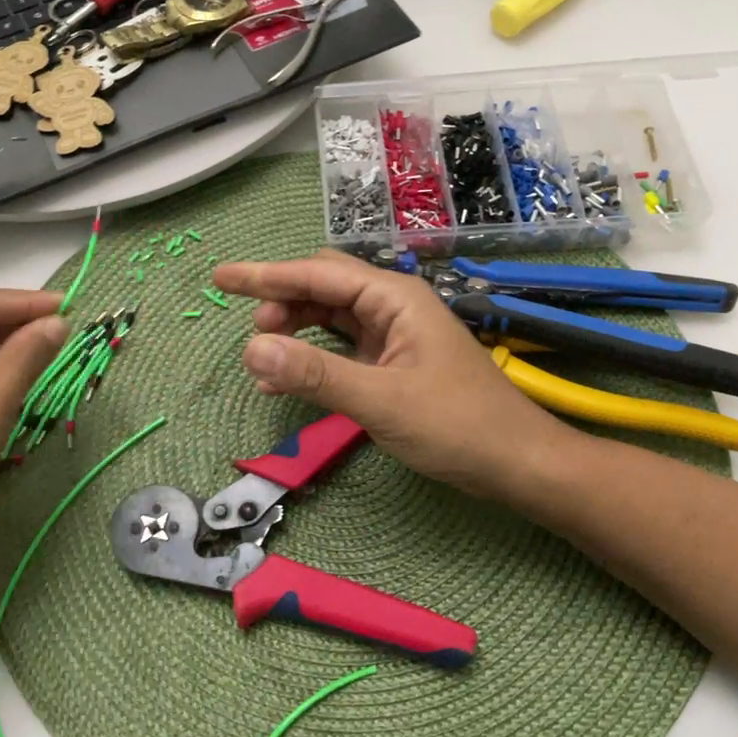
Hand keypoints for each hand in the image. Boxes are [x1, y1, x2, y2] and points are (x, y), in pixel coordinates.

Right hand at [212, 251, 568, 499]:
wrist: (515, 461)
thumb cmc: (457, 425)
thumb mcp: (381, 401)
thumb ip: (316, 374)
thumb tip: (252, 348)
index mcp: (396, 298)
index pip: (319, 275)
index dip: (267, 276)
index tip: (222, 279)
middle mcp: (394, 308)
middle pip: (324, 288)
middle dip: (282, 300)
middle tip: (249, 331)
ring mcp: (395, 336)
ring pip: (332, 318)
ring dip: (295, 330)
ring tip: (262, 358)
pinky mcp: (395, 365)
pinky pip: (344, 350)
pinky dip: (313, 358)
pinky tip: (288, 380)